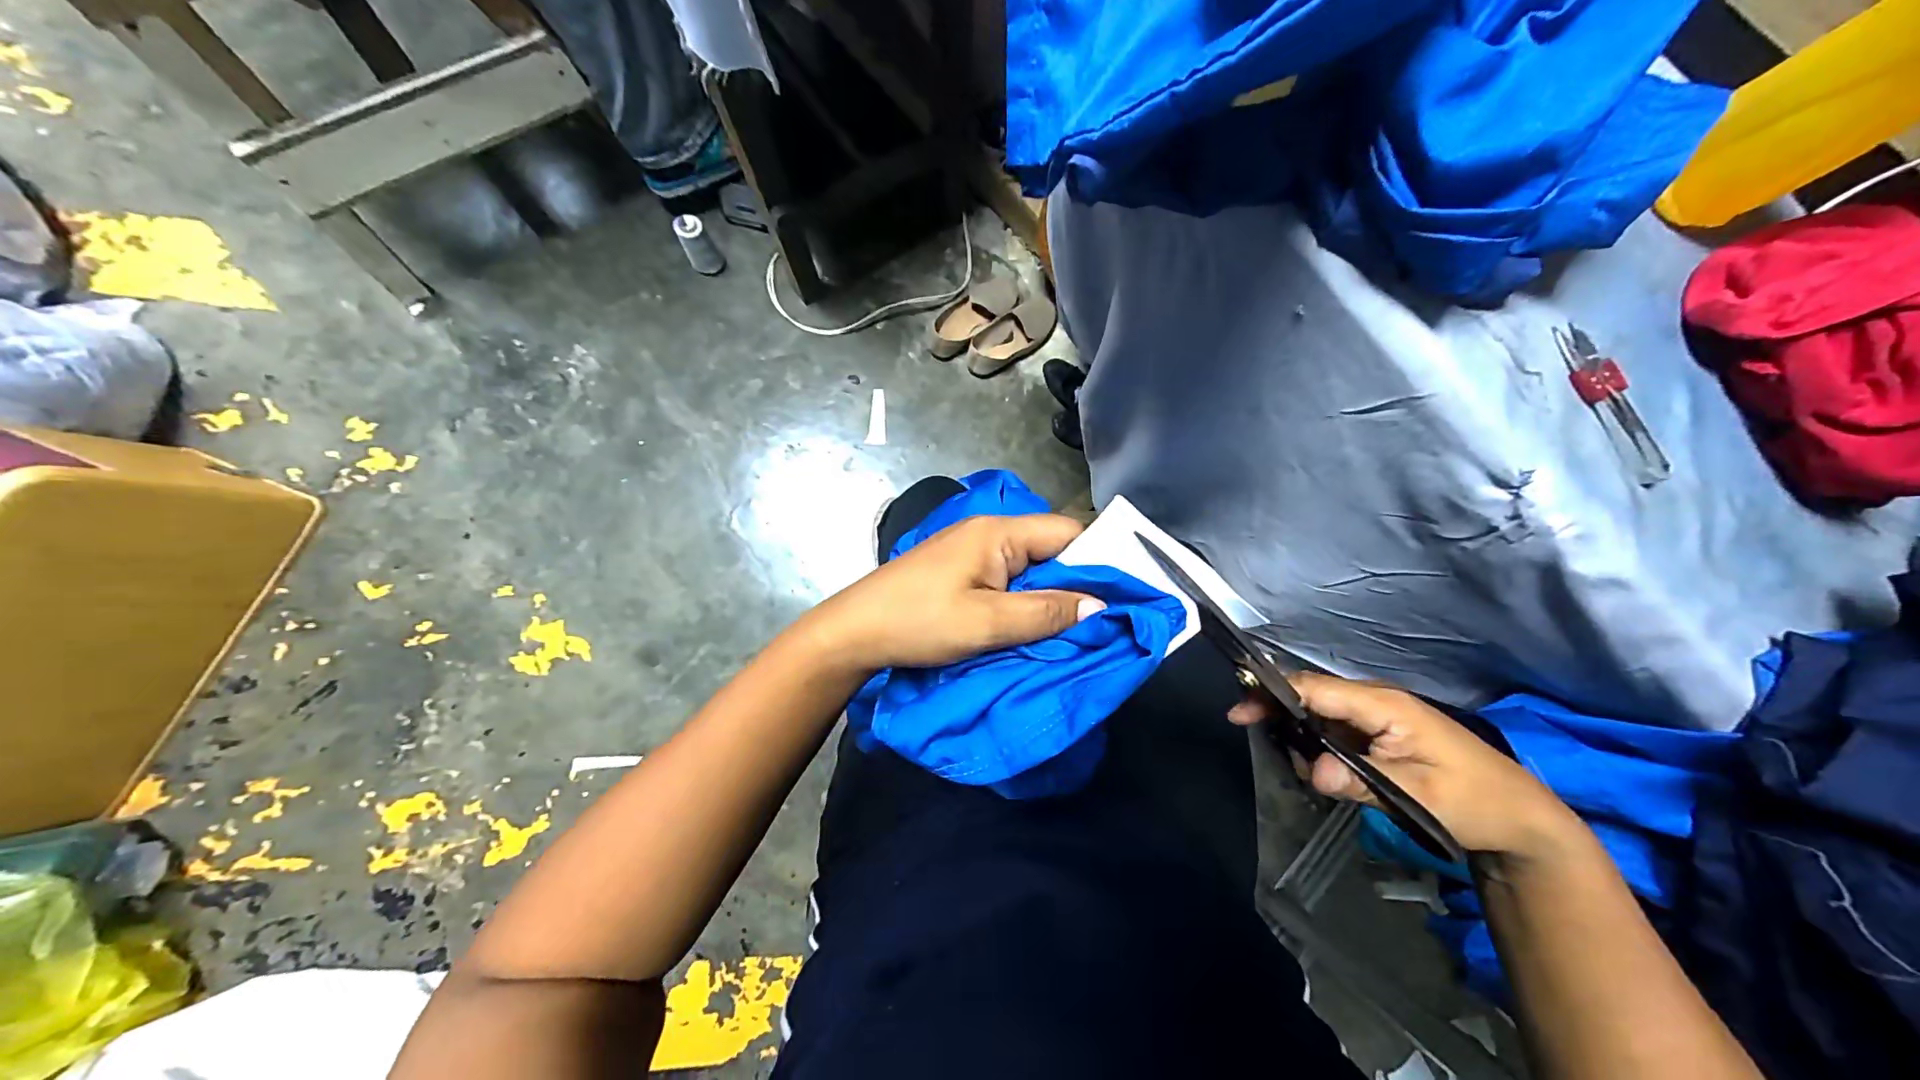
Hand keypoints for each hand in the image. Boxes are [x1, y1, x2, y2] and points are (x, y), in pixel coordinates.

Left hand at [800, 514, 1106, 671]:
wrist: (853, 632)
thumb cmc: (918, 622)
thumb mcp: (986, 623)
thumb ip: (1045, 613)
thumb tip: (1101, 606)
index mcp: (998, 532)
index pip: (1069, 533)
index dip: (1101, 562)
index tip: (1127, 596)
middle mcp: (989, 533)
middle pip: (1052, 549)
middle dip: (1079, 583)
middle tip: (1108, 620)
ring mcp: (973, 552)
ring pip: (1033, 568)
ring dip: (1053, 595)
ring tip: (1080, 628)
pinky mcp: (962, 573)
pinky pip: (1011, 580)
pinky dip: (1028, 601)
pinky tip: (1039, 625)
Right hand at [1230, 673, 1582, 861]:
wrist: (1519, 817)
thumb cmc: (1474, 801)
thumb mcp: (1420, 795)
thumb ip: (1363, 781)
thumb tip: (1314, 773)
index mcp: (1384, 704)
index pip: (1315, 688)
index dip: (1273, 694)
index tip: (1239, 711)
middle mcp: (1375, 701)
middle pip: (1309, 694)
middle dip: (1277, 711)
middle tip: (1251, 733)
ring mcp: (1375, 716)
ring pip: (1317, 712)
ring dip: (1298, 734)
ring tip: (1305, 769)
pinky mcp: (1376, 733)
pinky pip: (1331, 729)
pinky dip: (1315, 744)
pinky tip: (1322, 769)